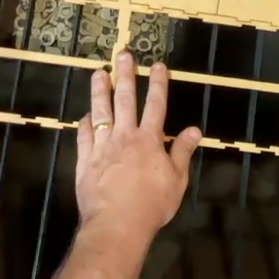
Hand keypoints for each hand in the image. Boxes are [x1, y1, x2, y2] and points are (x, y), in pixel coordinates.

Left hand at [74, 51, 202, 248]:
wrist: (117, 224)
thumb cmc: (152, 204)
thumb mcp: (177, 179)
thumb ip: (183, 152)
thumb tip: (194, 129)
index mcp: (149, 140)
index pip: (156, 105)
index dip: (158, 84)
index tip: (157, 65)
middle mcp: (125, 137)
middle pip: (126, 100)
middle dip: (126, 76)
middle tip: (123, 55)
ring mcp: (102, 147)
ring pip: (101, 112)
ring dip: (100, 91)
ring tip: (99, 73)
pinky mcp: (85, 161)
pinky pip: (84, 136)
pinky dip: (85, 123)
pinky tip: (85, 115)